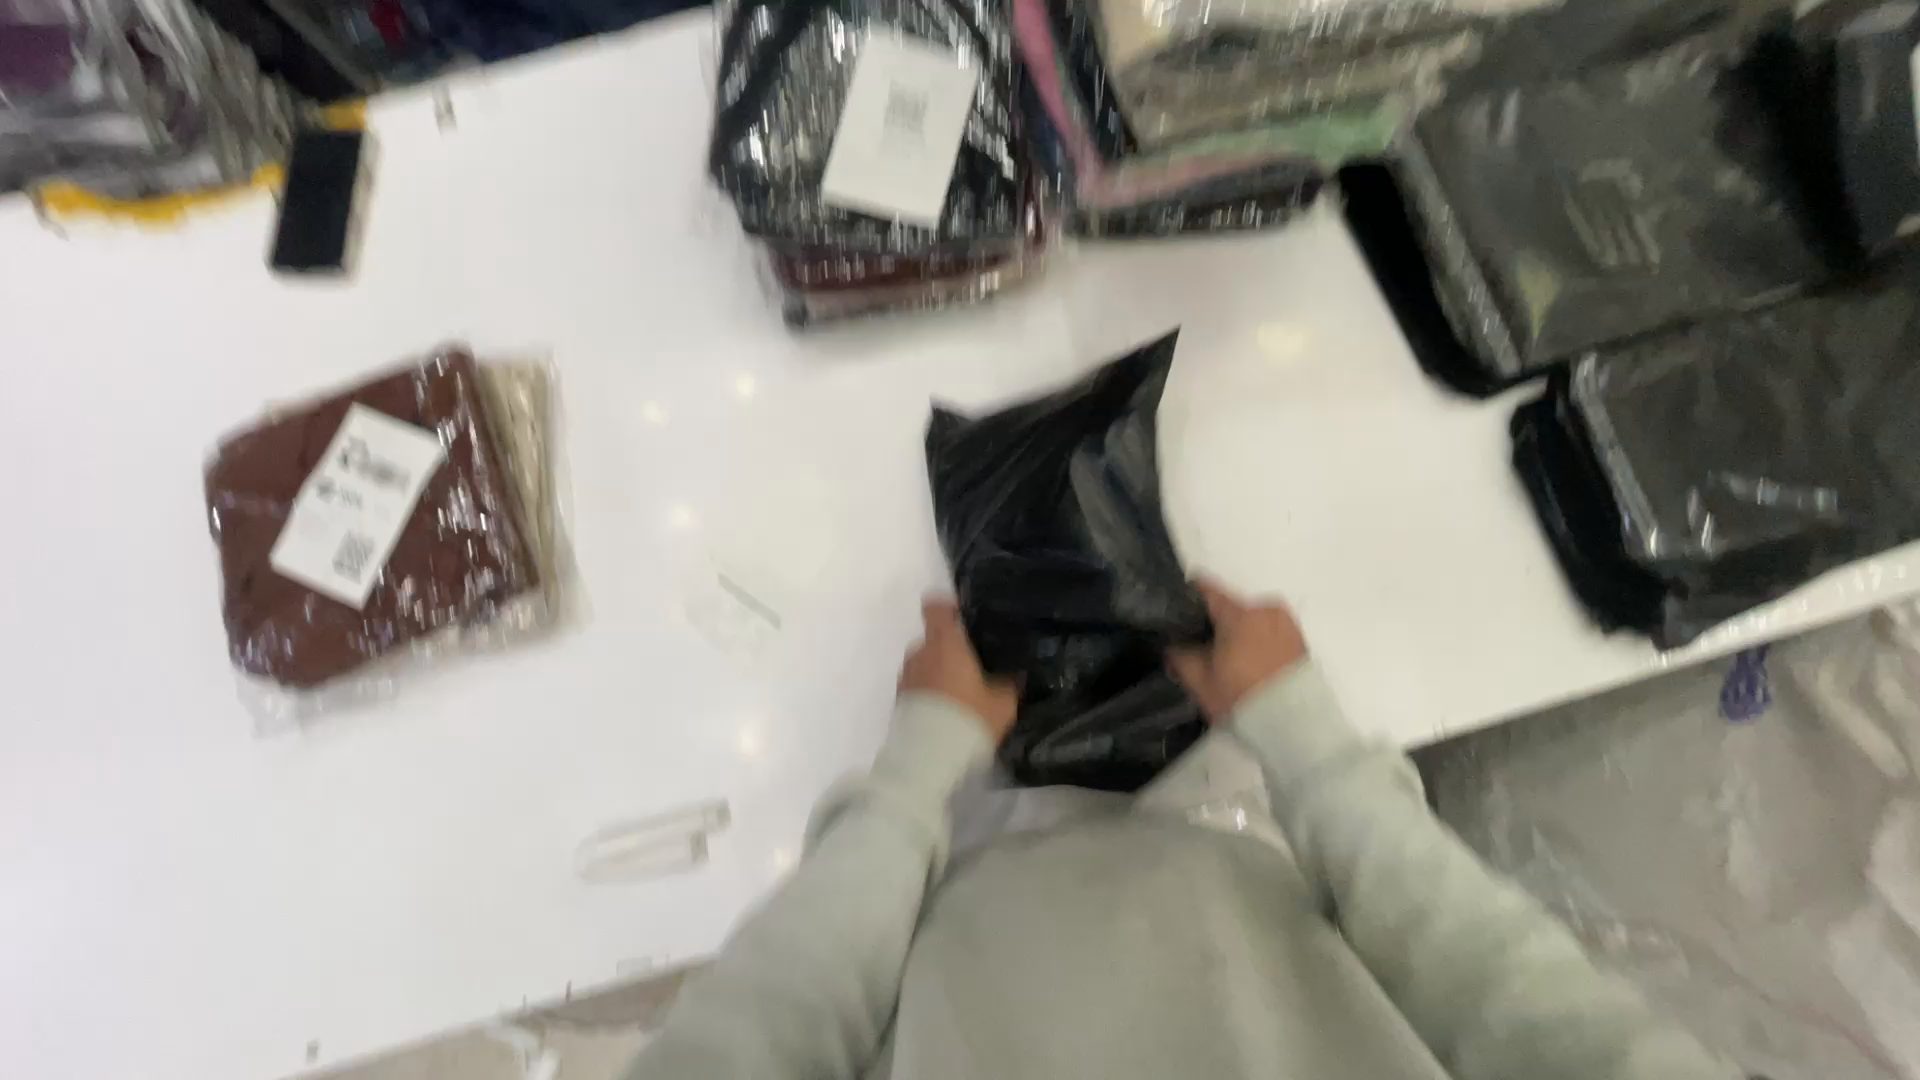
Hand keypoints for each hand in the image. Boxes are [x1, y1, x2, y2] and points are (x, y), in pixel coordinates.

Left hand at [898, 599, 1019, 743]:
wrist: (928, 756)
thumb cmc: (968, 718)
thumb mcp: (1002, 704)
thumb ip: (1007, 684)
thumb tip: (1013, 676)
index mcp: (946, 643)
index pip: (936, 608)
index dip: (947, 607)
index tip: (962, 616)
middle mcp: (920, 653)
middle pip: (933, 640)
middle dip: (949, 651)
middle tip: (971, 670)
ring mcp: (906, 676)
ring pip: (924, 664)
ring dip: (937, 673)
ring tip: (958, 697)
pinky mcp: (898, 700)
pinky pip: (917, 686)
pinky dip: (928, 693)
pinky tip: (945, 714)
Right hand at [1167, 578, 1308, 722]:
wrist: (1296, 726)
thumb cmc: (1243, 698)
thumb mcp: (1200, 682)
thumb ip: (1179, 656)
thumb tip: (1172, 644)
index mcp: (1239, 613)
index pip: (1205, 587)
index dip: (1187, 597)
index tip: (1178, 613)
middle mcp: (1265, 608)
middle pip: (1229, 607)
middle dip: (1216, 624)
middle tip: (1205, 651)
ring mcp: (1287, 623)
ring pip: (1250, 619)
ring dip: (1239, 633)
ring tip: (1231, 662)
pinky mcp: (1301, 639)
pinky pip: (1270, 631)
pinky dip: (1258, 642)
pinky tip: (1251, 666)